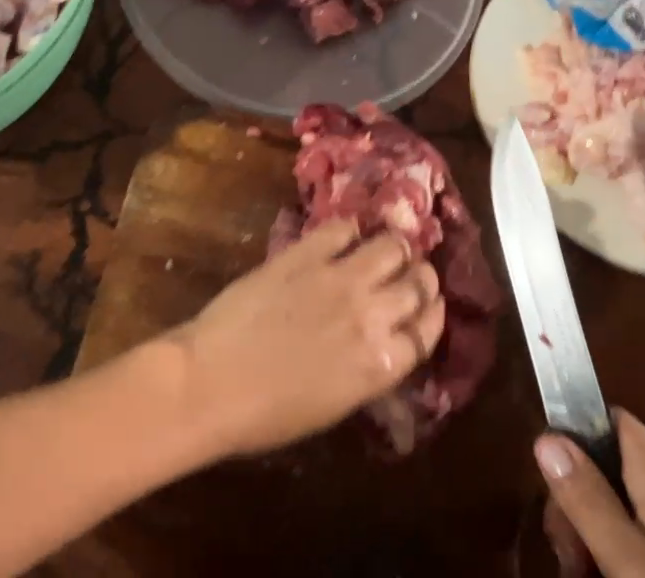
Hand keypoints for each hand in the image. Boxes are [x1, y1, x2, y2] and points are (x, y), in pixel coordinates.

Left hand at [168, 220, 443, 456]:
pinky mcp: (304, 254)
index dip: (432, 312)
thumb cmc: (268, 414)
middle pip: (418, 284)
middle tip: (412, 270)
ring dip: (395, 246)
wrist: (212, 384)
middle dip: (420, 276)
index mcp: (383, 364)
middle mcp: (372, 316)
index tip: (428, 304)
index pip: (428, 329)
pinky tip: (346, 234)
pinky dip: (350, 229)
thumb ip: (369, 367)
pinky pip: (341, 229)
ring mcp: (339, 279)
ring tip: (387, 245)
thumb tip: (380, 342)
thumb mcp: (337, 403)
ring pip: (390, 247)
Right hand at [535, 410, 644, 577]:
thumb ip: (588, 500)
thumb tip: (546, 436)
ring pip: (617, 503)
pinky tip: (603, 576)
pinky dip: (612, 550)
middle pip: (608, 464)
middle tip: (565, 549)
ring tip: (580, 572)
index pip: (614, 420)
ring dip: (588, 530)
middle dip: (575, 498)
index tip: (550, 476)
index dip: (575, 433)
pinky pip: (636, 533)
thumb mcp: (628, 562)